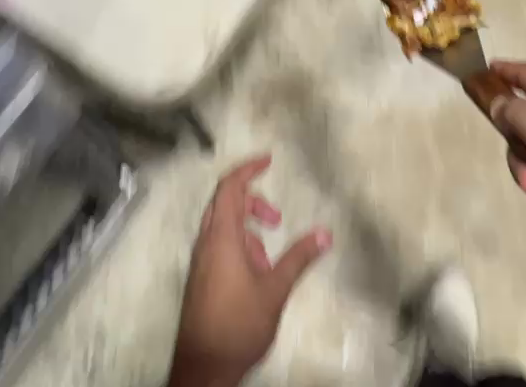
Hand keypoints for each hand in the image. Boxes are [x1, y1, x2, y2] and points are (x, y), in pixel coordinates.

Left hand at [169, 155, 331, 386]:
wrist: (203, 369)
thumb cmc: (238, 324)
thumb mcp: (275, 290)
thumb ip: (299, 258)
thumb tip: (325, 233)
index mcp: (221, 237)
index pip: (229, 187)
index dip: (248, 169)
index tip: (268, 160)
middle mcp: (206, 243)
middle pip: (224, 203)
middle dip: (252, 201)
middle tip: (277, 218)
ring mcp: (200, 262)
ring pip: (222, 227)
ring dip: (248, 229)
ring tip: (270, 258)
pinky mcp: (200, 279)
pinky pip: (219, 246)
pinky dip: (239, 246)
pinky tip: (257, 275)